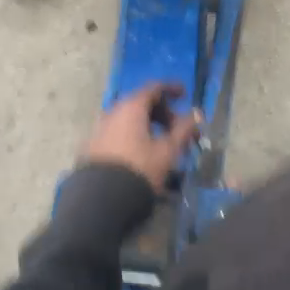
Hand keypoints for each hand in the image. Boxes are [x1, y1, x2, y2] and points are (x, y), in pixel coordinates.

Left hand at [82, 83, 199, 190]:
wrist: (100, 201)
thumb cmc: (139, 169)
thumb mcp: (168, 150)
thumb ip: (184, 129)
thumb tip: (197, 114)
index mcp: (132, 106)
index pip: (154, 88)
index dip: (172, 89)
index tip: (185, 95)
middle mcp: (113, 112)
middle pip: (141, 103)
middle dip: (162, 113)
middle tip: (177, 128)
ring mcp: (100, 129)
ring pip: (129, 120)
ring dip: (148, 126)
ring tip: (161, 144)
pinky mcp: (92, 147)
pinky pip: (118, 133)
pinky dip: (133, 136)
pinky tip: (140, 154)